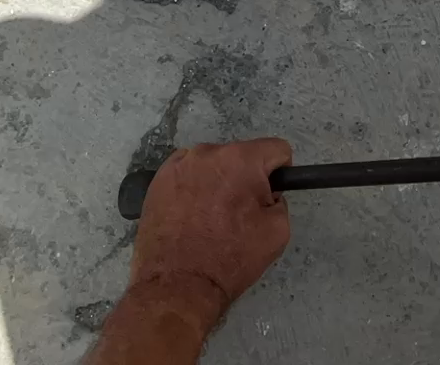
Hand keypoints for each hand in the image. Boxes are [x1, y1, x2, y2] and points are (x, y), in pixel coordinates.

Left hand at [129, 138, 292, 326]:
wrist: (176, 290)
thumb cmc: (229, 261)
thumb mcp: (277, 232)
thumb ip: (280, 201)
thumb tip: (268, 194)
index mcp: (241, 159)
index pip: (276, 149)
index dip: (279, 173)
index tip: (268, 196)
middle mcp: (210, 152)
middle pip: (242, 156)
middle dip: (246, 179)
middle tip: (237, 215)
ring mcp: (180, 164)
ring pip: (214, 164)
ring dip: (219, 181)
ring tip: (210, 218)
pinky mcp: (159, 179)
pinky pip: (188, 172)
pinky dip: (194, 186)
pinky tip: (190, 214)